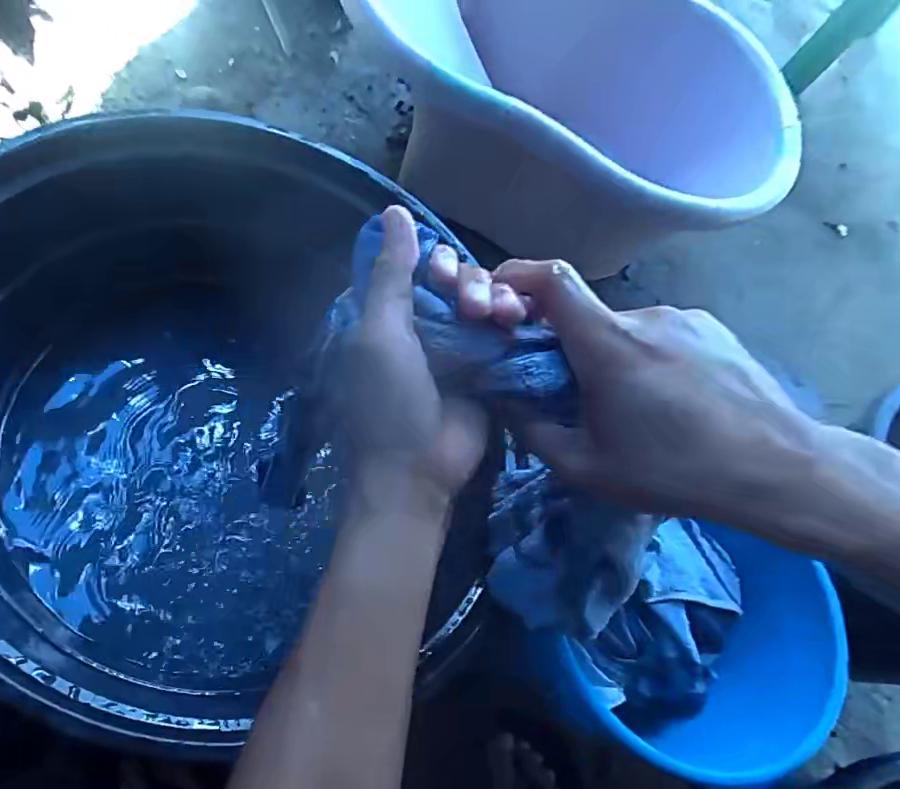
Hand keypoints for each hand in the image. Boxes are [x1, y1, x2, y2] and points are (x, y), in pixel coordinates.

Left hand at [335, 206, 520, 517]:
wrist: (417, 466)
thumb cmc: (386, 402)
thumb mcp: (378, 335)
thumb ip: (388, 277)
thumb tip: (392, 212)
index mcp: (382, 322)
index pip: (412, 270)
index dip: (431, 264)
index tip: (441, 273)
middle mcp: (416, 330)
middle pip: (452, 282)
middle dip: (469, 283)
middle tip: (475, 307)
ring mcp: (451, 350)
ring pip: (482, 301)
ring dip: (496, 298)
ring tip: (502, 317)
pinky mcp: (483, 368)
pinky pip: (502, 329)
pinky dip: (513, 319)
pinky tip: (520, 319)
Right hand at [491, 258, 824, 528]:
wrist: (780, 469)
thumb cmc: (672, 472)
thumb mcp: (581, 465)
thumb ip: (530, 428)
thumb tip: (503, 400)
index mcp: (609, 346)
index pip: (554, 281)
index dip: (517, 277)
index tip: (494, 296)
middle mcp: (647, 318)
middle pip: (579, 316)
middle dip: (554, 347)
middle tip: (554, 394)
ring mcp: (686, 319)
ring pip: (615, 330)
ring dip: (596, 358)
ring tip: (610, 406)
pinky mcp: (713, 329)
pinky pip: (651, 336)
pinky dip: (632, 359)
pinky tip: (652, 400)